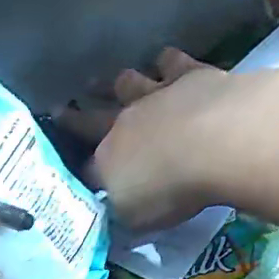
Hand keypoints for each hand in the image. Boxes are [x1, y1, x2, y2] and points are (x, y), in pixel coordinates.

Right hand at [59, 49, 278, 231]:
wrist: (220, 142)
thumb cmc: (172, 190)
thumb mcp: (136, 220)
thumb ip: (120, 214)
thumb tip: (109, 213)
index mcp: (106, 164)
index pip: (84, 169)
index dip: (73, 169)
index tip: (62, 166)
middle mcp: (122, 126)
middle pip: (91, 121)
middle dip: (73, 119)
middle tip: (58, 110)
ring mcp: (155, 97)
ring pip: (126, 85)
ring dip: (114, 84)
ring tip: (104, 80)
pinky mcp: (190, 75)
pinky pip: (172, 64)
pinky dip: (165, 61)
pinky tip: (161, 58)